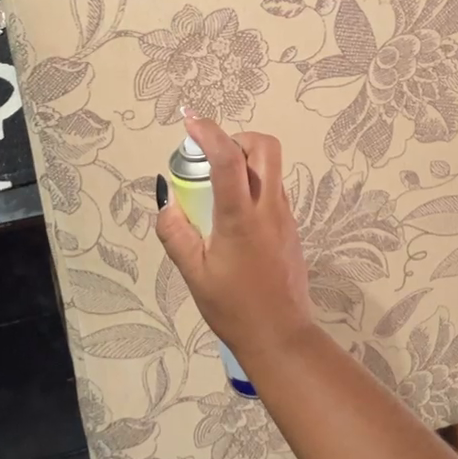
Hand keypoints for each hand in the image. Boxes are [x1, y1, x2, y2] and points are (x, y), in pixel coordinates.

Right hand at [154, 117, 314, 361]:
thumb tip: (166, 203)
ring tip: (218, 185)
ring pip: (272, 167)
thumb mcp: (193, 275)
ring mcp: (285, 216)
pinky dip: (253, 183)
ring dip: (246, 160)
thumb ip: (176, 235)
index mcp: (240, 219)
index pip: (227, 159)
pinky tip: (233, 212)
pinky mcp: (291, 226)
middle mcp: (268, 208)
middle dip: (237, 137)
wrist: (281, 336)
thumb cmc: (234, 308)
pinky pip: (273, 188)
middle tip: (212, 154)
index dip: (208, 132)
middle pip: (266, 147)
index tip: (190, 122)